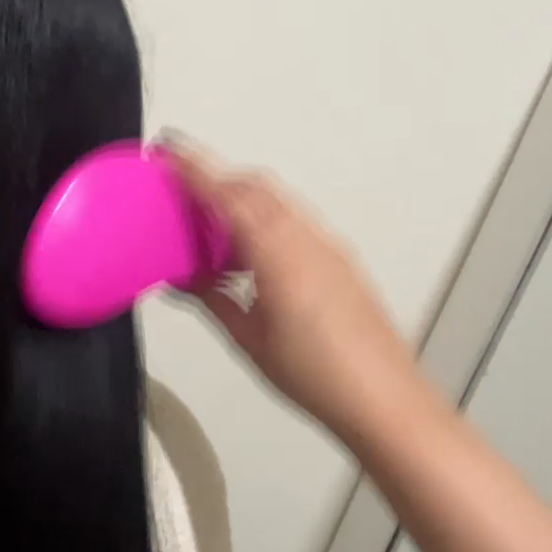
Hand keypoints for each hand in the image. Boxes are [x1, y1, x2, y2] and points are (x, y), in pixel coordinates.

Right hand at [161, 138, 424, 434]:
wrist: (386, 403)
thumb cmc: (309, 373)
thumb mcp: (246, 338)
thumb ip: (209, 299)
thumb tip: (175, 277)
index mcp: (279, 255)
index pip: (230, 198)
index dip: (195, 170)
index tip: (164, 149)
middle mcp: (307, 240)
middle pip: (256, 188)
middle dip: (215, 175)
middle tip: (174, 182)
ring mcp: (328, 248)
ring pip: (277, 202)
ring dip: (238, 196)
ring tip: (202, 217)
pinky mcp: (339, 262)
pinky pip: (291, 222)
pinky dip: (260, 218)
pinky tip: (242, 250)